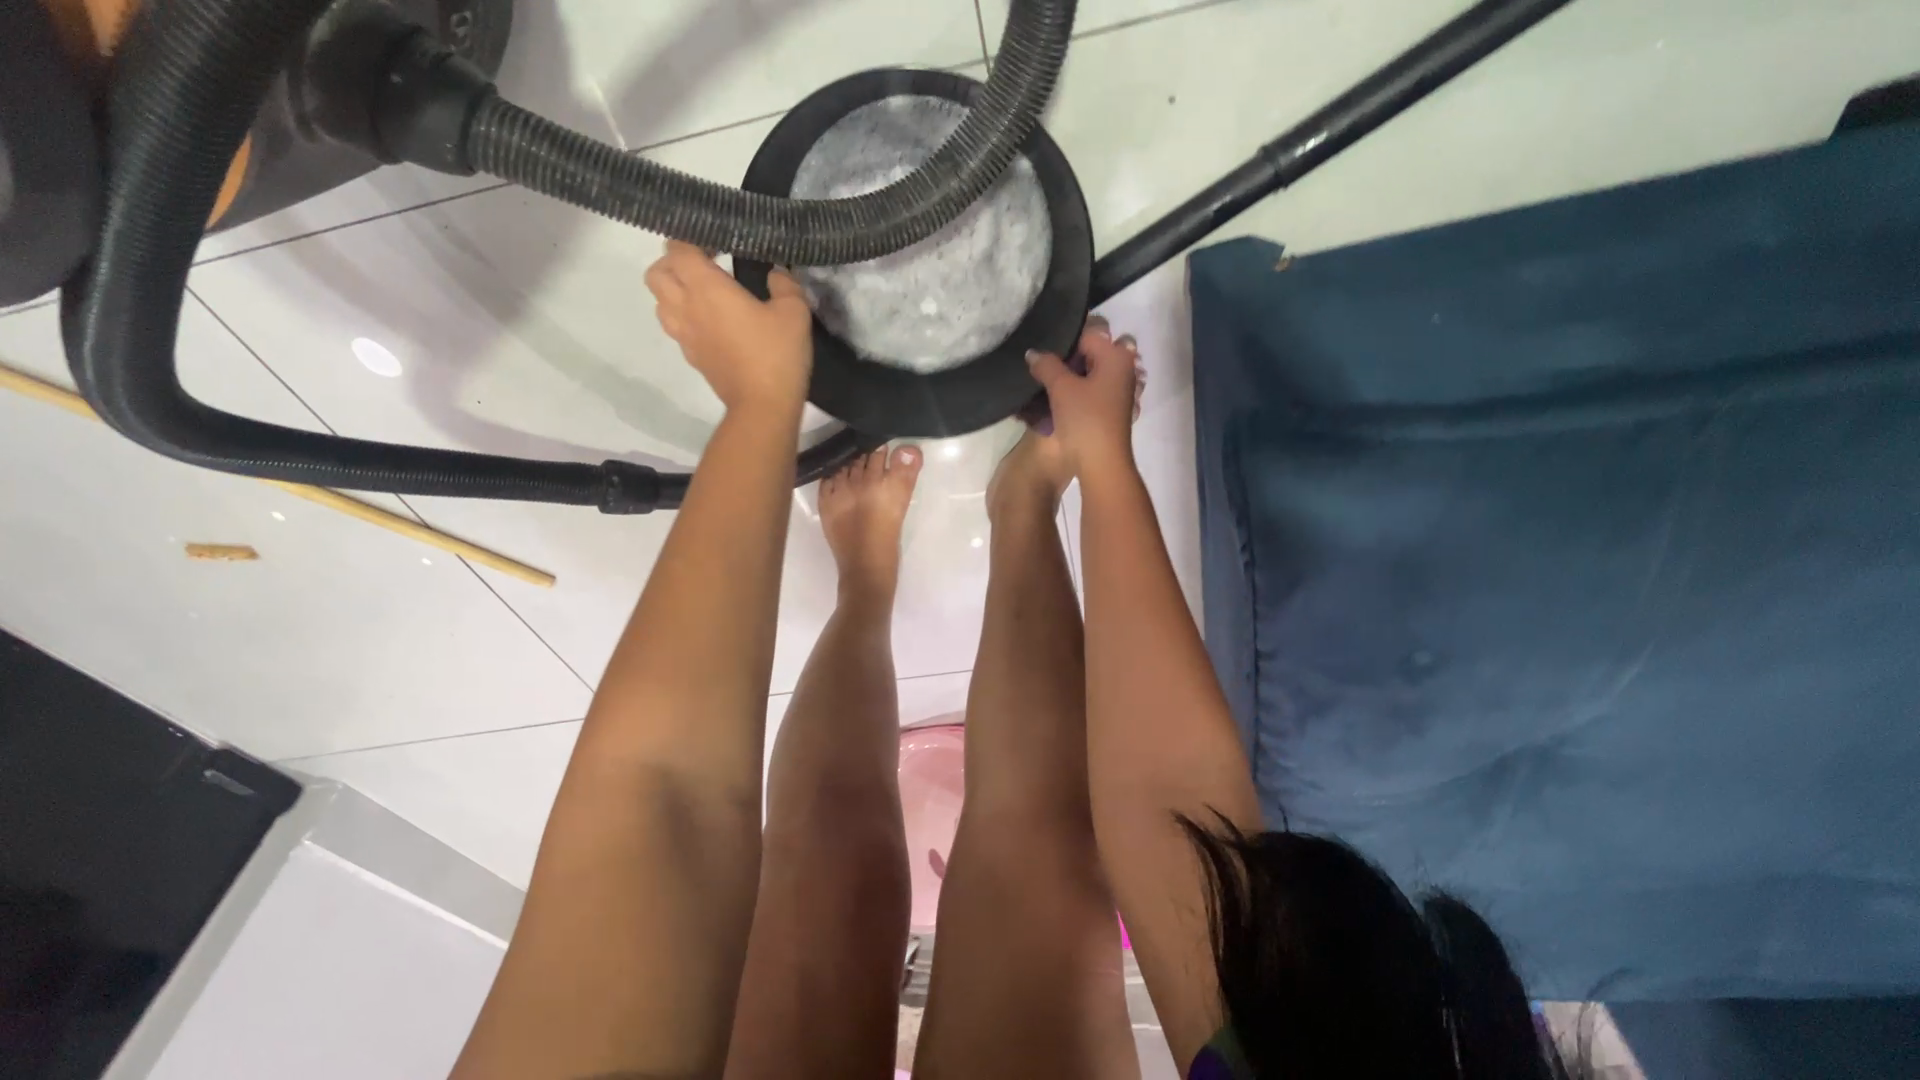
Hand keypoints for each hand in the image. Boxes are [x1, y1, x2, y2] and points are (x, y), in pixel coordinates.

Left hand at [646, 241, 812, 414]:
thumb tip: (776, 273)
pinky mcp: (691, 356)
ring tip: (704, 292)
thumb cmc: (777, 354)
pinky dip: (684, 316)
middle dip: (675, 262)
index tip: (718, 243)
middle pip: (657, 273)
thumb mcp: (794, 311)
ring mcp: (684, 334)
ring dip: (674, 290)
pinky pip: (674, 326)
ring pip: (660, 300)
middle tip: (705, 265)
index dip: (692, 239)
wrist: (762, 406)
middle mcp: (686, 307)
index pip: (678, 249)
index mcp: (706, 288)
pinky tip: (711, 321)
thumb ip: (784, 284)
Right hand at [1024, 317, 1141, 483]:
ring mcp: (1122, 390)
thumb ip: (1046, 365)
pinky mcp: (1115, 408)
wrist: (1102, 462)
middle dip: (1073, 357)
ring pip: (1096, 371)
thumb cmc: (1085, 419)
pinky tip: (1063, 400)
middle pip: (1095, 351)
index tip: (1046, 357)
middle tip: (1049, 368)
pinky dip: (1082, 389)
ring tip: (1052, 385)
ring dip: (1076, 375)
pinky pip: (1097, 388)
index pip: (1088, 334)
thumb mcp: (1061, 388)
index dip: (1065, 343)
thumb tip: (1032, 353)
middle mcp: (1125, 368)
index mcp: (1116, 356)